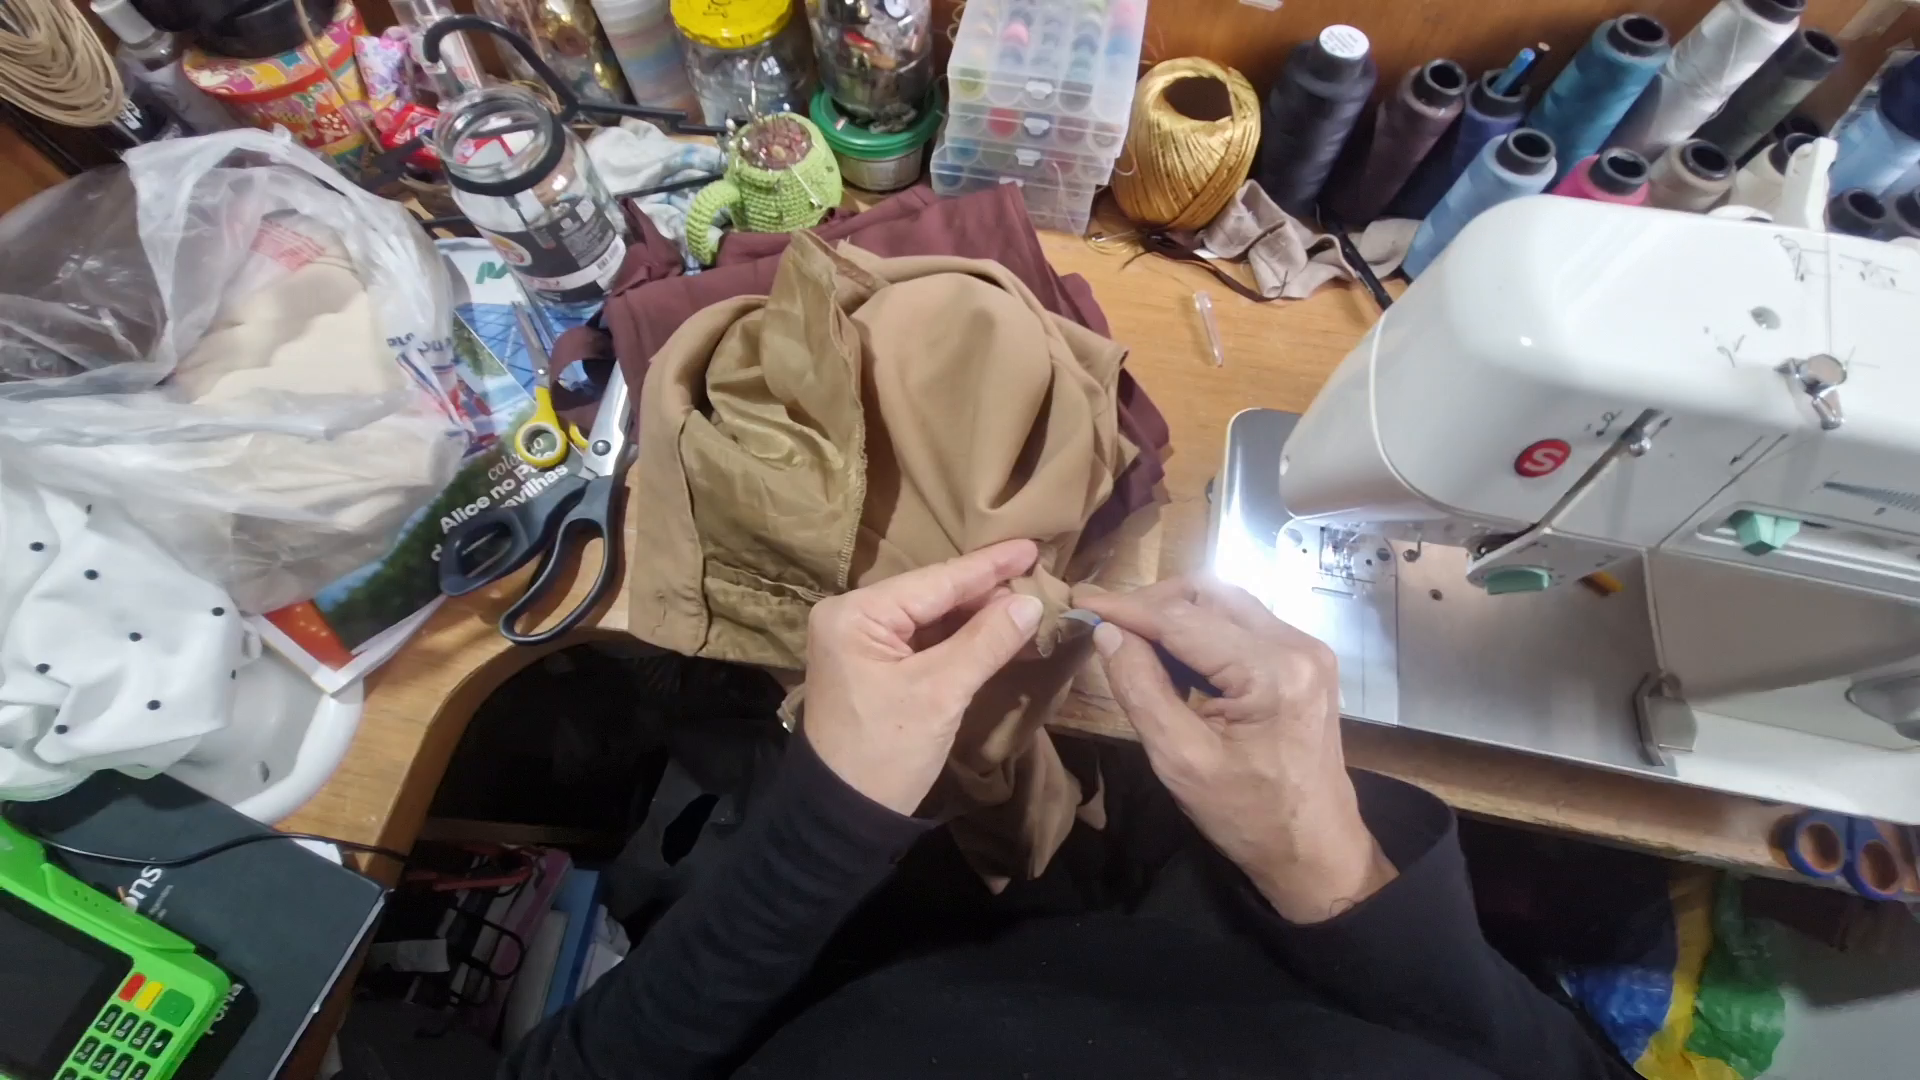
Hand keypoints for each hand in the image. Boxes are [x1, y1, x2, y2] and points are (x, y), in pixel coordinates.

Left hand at [803, 539, 1044, 815]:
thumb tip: (1030, 603)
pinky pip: (925, 639)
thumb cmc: (886, 752)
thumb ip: (985, 642)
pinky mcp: (875, 663)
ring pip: (932, 616)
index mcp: (856, 614)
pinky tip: (997, 628)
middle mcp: (854, 616)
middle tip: (1036, 573)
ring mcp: (863, 640)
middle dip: (985, 588)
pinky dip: (962, 637)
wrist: (844, 815)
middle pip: (933, 594)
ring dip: (977, 613)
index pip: (935, 581)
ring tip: (1026, 597)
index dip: (988, 566)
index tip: (1030, 545)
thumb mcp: (940, 694)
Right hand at [1077, 578, 1395, 922]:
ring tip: (1133, 638)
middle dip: (1151, 602)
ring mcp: (1305, 649)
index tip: (1081, 599)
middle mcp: (1296, 645)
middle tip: (1107, 624)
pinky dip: (1199, 628)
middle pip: (1207, 593)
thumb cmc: (1247, 816)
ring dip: (1174, 612)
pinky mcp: (1302, 659)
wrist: (1316, 853)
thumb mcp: (1180, 759)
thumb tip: (1107, 632)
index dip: (1126, 607)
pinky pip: (1239, 622)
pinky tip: (1172, 654)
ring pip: (1223, 601)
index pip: (1182, 618)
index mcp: (1272, 671)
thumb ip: (1141, 688)